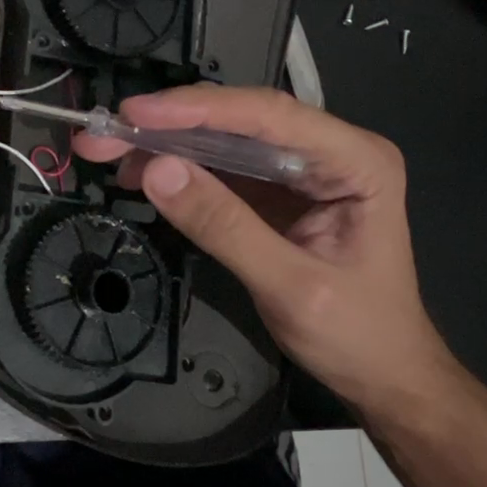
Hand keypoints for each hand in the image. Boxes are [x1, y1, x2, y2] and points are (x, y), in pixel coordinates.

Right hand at [72, 85, 456, 414]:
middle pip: (237, 120)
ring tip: (105, 150)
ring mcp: (298, 169)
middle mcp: (327, 151)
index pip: (269, 116)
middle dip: (167, 124)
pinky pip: (217, 167)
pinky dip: (174, 168)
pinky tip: (136, 173)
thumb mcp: (291, 287)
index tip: (136, 113)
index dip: (198, 109)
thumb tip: (157, 171)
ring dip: (162, 143)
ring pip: (220, 139)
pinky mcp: (272, 191)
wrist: (384, 377)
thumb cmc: (358, 336)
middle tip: (103, 132)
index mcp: (355, 160)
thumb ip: (225, 226)